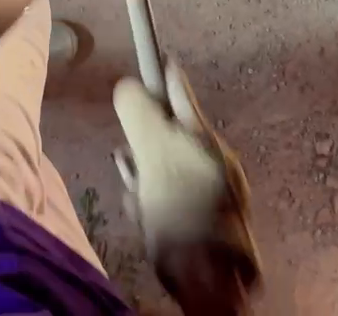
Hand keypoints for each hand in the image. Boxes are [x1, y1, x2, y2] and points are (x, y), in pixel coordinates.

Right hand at [114, 64, 260, 315]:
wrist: (206, 279)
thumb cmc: (182, 207)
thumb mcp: (156, 150)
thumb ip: (139, 113)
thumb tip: (126, 84)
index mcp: (205, 139)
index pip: (181, 96)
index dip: (164, 76)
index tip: (156, 58)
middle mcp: (211, 163)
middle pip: (170, 135)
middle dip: (143, 139)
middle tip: (126, 148)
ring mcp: (206, 196)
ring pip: (164, 170)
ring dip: (142, 174)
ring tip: (129, 181)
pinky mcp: (197, 227)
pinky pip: (167, 201)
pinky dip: (150, 201)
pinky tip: (139, 210)